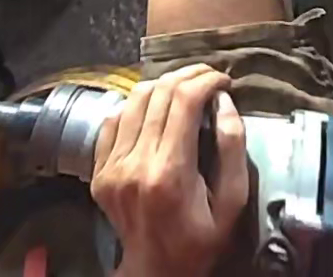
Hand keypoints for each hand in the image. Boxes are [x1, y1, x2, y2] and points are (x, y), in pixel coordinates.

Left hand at [91, 64, 248, 276]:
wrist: (154, 275)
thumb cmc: (201, 239)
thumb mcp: (233, 199)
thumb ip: (233, 146)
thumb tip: (223, 100)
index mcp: (169, 172)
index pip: (185, 99)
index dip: (208, 79)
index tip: (225, 82)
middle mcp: (135, 164)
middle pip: (161, 91)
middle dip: (191, 75)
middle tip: (210, 78)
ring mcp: (112, 167)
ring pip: (136, 97)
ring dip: (166, 83)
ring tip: (186, 88)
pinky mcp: (99, 171)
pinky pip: (114, 118)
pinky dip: (138, 104)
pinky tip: (156, 110)